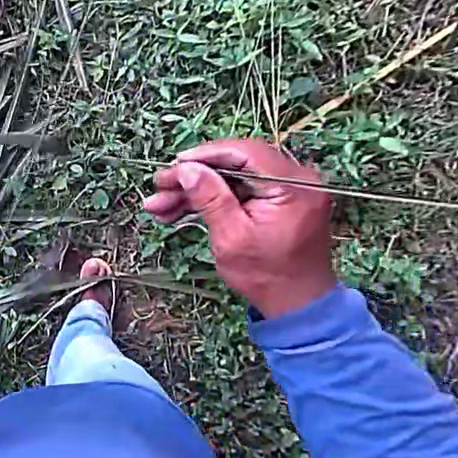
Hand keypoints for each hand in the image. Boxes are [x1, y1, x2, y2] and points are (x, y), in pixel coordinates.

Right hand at [142, 139, 338, 318]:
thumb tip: (186, 169)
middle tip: (160, 188)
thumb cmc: (267, 276)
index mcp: (292, 184)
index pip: (244, 153)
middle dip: (194, 176)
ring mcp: (288, 189)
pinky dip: (213, 199)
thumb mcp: (232, 237)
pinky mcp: (278, 201)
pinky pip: (241, 191)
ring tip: (160, 206)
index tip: (174, 165)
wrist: (297, 304)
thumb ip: (210, 198)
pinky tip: (180, 210)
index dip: (205, 155)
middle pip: (236, 164)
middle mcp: (296, 179)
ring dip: (196, 190)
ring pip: (233, 178)